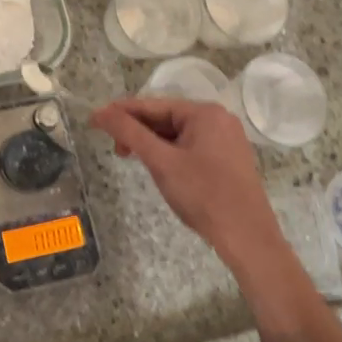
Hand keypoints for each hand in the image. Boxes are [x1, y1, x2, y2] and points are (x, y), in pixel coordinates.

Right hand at [90, 97, 282, 257]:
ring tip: (132, 159)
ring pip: (177, 134)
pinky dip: (170, 154)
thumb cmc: (203, 195)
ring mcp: (226, 140)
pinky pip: (191, 147)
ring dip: (152, 144)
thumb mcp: (161, 161)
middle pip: (166, 118)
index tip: (94, 120)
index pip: (153, 105)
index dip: (121, 112)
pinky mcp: (228, 159)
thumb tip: (100, 112)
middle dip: (137, 131)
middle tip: (116, 150)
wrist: (247, 236)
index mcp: (205, 113)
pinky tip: (158, 167)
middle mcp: (218, 119)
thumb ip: (129, 133)